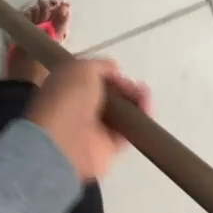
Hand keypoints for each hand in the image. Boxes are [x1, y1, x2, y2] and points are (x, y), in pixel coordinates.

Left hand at [26, 58, 151, 181]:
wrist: (64, 141)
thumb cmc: (68, 98)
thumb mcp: (81, 68)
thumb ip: (99, 65)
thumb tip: (113, 68)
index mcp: (65, 87)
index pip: (89, 78)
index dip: (105, 73)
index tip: (117, 71)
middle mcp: (78, 107)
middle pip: (108, 94)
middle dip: (124, 86)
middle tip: (133, 85)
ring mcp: (93, 128)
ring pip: (120, 112)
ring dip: (135, 100)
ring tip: (144, 94)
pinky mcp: (108, 147)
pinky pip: (128, 131)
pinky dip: (140, 118)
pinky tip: (147, 107)